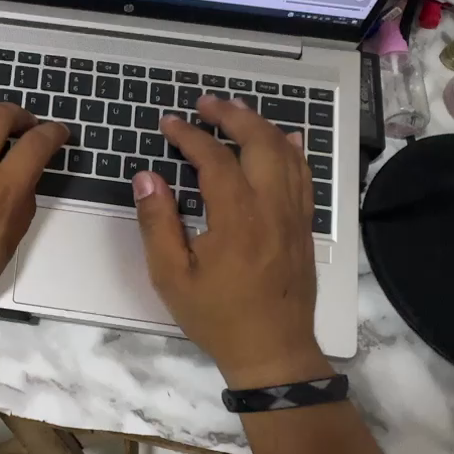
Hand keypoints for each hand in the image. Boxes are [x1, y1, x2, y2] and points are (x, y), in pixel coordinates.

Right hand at [130, 96, 326, 388]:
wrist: (272, 350)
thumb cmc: (215, 315)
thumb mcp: (170, 274)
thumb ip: (157, 222)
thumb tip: (148, 177)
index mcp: (237, 218)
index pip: (215, 159)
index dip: (190, 136)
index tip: (169, 123)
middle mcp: (272, 208)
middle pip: (261, 143)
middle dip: (233, 116)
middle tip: (205, 103)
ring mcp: (294, 216)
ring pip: (287, 155)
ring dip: (261, 126)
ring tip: (236, 112)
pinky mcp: (304, 227)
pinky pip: (304, 176)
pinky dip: (291, 150)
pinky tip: (283, 140)